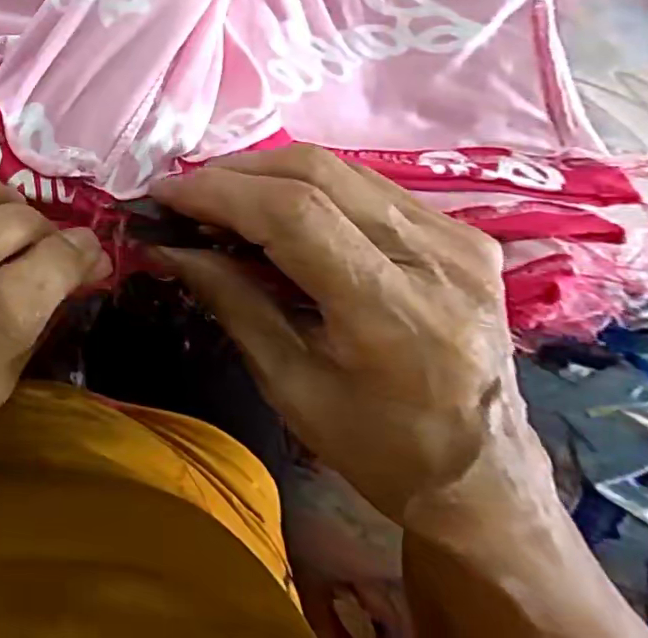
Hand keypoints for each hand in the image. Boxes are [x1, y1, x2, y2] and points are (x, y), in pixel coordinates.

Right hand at [150, 144, 549, 537]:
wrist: (484, 479)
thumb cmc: (375, 445)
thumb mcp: (286, 381)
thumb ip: (228, 299)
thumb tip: (163, 245)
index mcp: (396, 315)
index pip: (295, 215)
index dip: (219, 192)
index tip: (163, 194)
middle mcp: (439, 264)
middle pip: (315, 173)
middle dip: (232, 174)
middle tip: (182, 195)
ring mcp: (458, 242)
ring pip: (336, 167)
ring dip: (261, 173)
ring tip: (215, 199)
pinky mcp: (461, 236)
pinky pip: (361, 183)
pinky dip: (299, 183)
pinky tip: (267, 207)